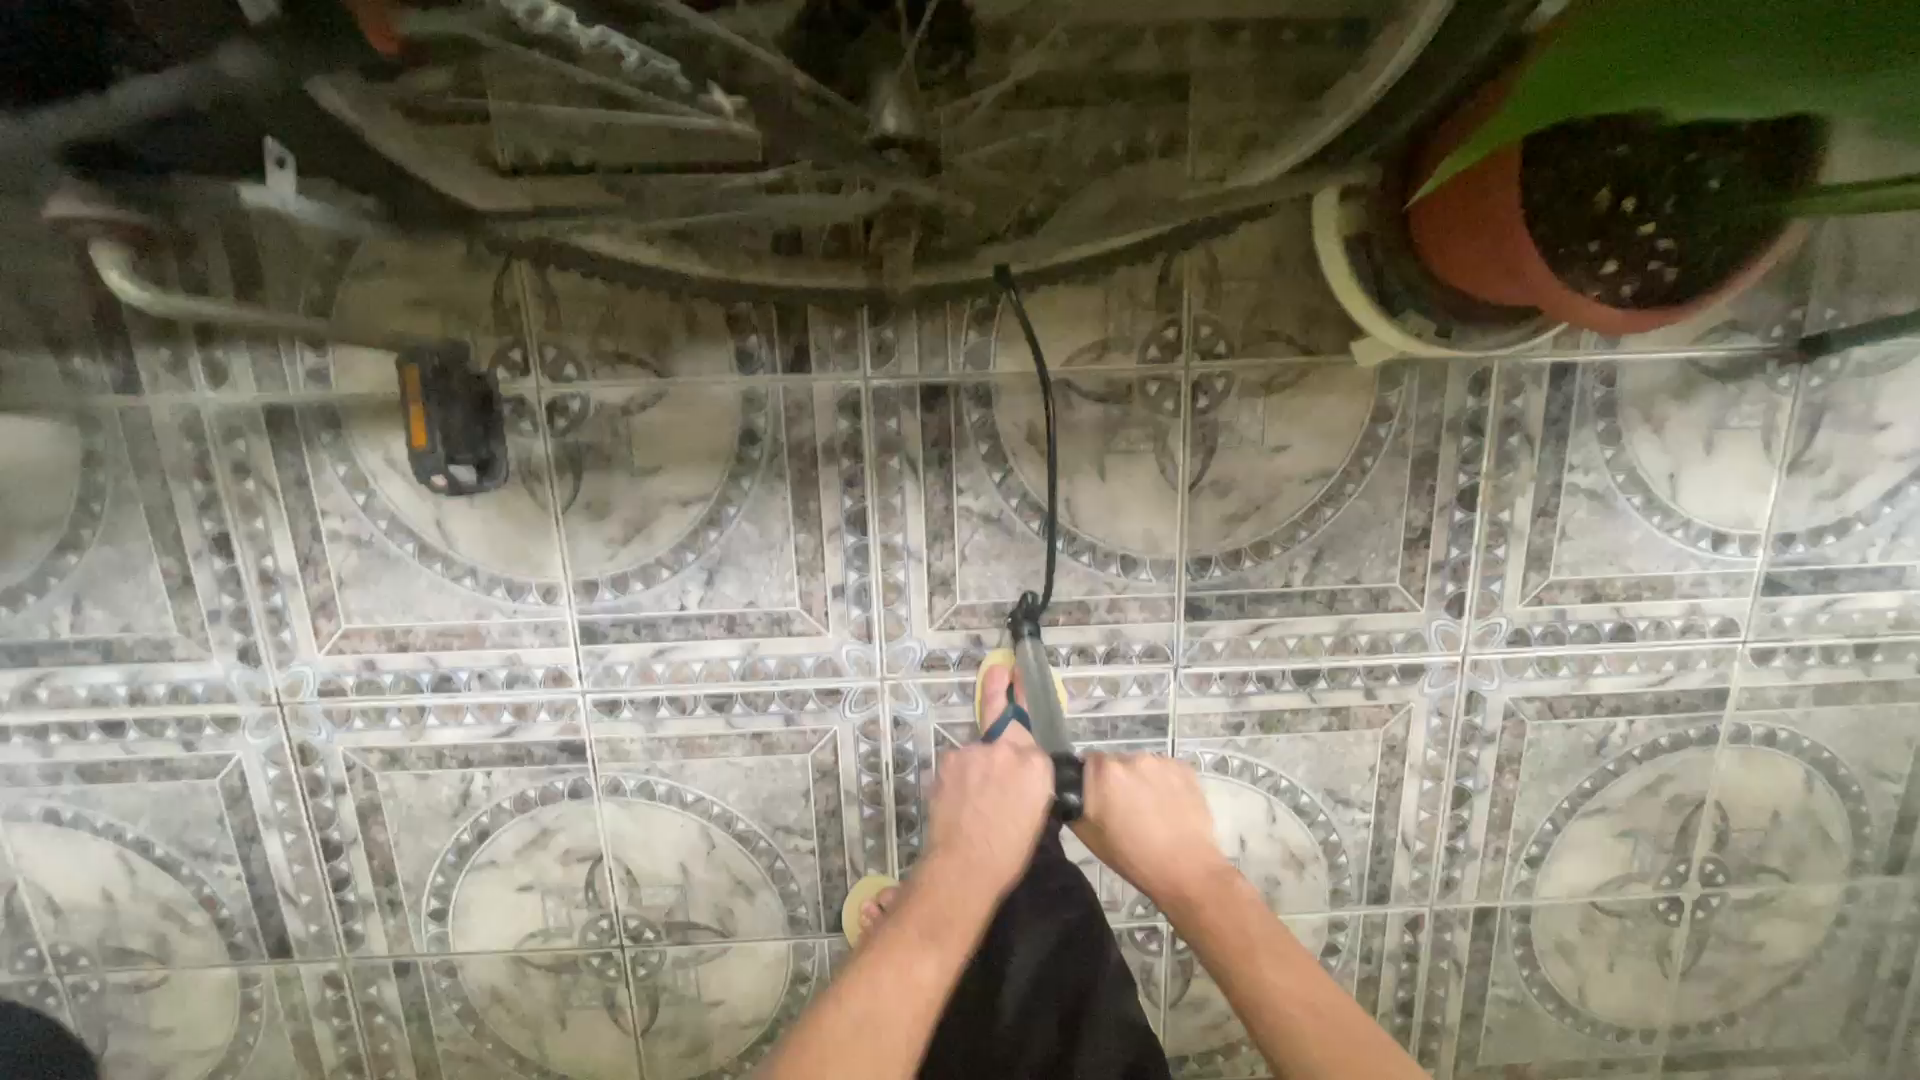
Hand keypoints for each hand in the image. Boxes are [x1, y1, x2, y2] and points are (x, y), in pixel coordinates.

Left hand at [920, 738, 1055, 902]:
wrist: (965, 865)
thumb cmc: (1008, 852)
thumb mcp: (1036, 816)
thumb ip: (1031, 786)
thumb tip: (1021, 781)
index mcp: (1037, 765)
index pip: (1032, 752)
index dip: (1022, 768)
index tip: (1016, 783)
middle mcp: (1008, 749)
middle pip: (1005, 744)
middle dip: (999, 761)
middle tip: (991, 787)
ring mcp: (976, 751)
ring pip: (978, 752)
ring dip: (976, 766)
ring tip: (970, 795)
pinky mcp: (949, 758)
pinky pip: (956, 760)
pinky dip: (956, 774)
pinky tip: (954, 796)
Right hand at [1072, 753, 1234, 910]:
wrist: (1186, 869)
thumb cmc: (1132, 857)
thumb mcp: (1088, 835)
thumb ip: (1076, 803)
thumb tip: (1072, 791)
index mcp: (1103, 772)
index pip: (1088, 763)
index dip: (1092, 781)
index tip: (1100, 799)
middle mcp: (1130, 758)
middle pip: (1116, 762)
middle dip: (1118, 780)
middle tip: (1125, 808)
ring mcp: (1160, 762)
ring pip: (1142, 766)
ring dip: (1142, 781)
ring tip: (1152, 810)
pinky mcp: (1185, 768)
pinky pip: (1166, 770)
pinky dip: (1165, 783)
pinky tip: (1170, 807)